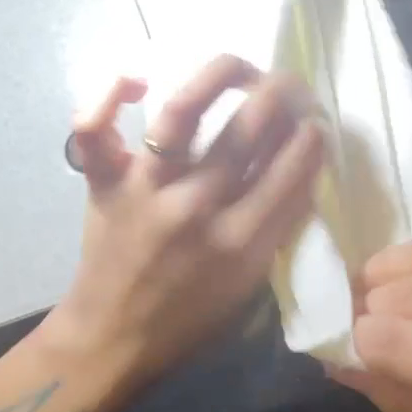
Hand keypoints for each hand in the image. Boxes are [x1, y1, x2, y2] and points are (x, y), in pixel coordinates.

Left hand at [38, 55, 325, 391]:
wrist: (111, 342)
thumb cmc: (186, 323)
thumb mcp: (248, 288)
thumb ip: (276, 232)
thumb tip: (299, 173)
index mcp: (241, 243)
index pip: (294, 166)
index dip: (313, 135)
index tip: (314, 126)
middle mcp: (196, 207)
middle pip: (250, 127)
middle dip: (283, 94)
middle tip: (289, 88)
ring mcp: (145, 190)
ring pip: (184, 111)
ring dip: (222, 75)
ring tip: (241, 69)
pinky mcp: (105, 185)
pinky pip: (96, 132)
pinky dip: (108, 96)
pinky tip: (138, 78)